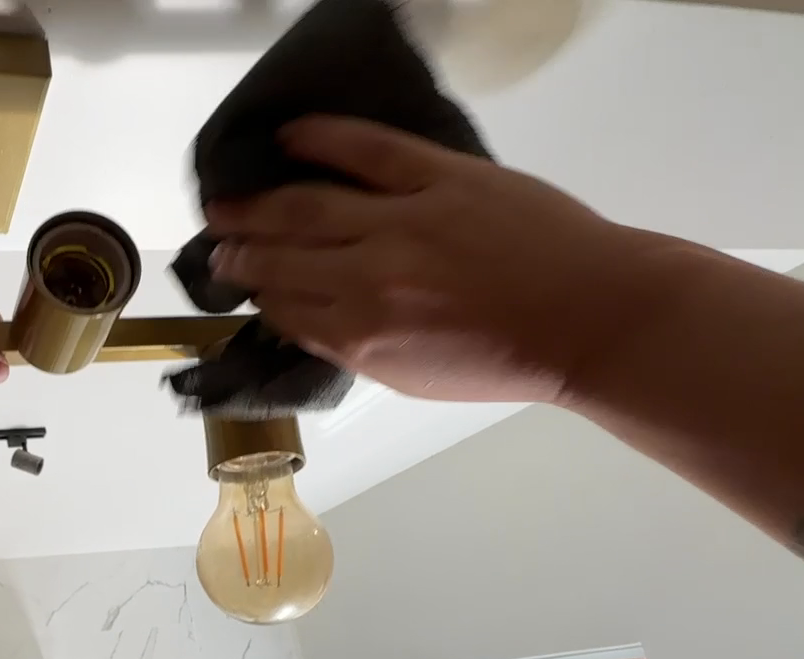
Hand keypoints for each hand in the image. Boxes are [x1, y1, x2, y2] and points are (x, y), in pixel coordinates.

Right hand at [204, 117, 694, 404]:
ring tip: (224, 202)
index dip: (253, 293)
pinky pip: (369, 151)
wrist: (589, 318)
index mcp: (358, 336)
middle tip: (214, 243)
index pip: (281, 307)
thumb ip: (346, 347)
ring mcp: (403, 223)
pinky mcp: (442, 178)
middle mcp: (367, 279)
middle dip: (239, 251)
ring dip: (256, 205)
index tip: (234, 281)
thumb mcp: (403, 377)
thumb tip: (303, 317)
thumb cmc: (496, 360)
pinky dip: (323, 138)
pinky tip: (286, 136)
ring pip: (307, 207)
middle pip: (280, 257)